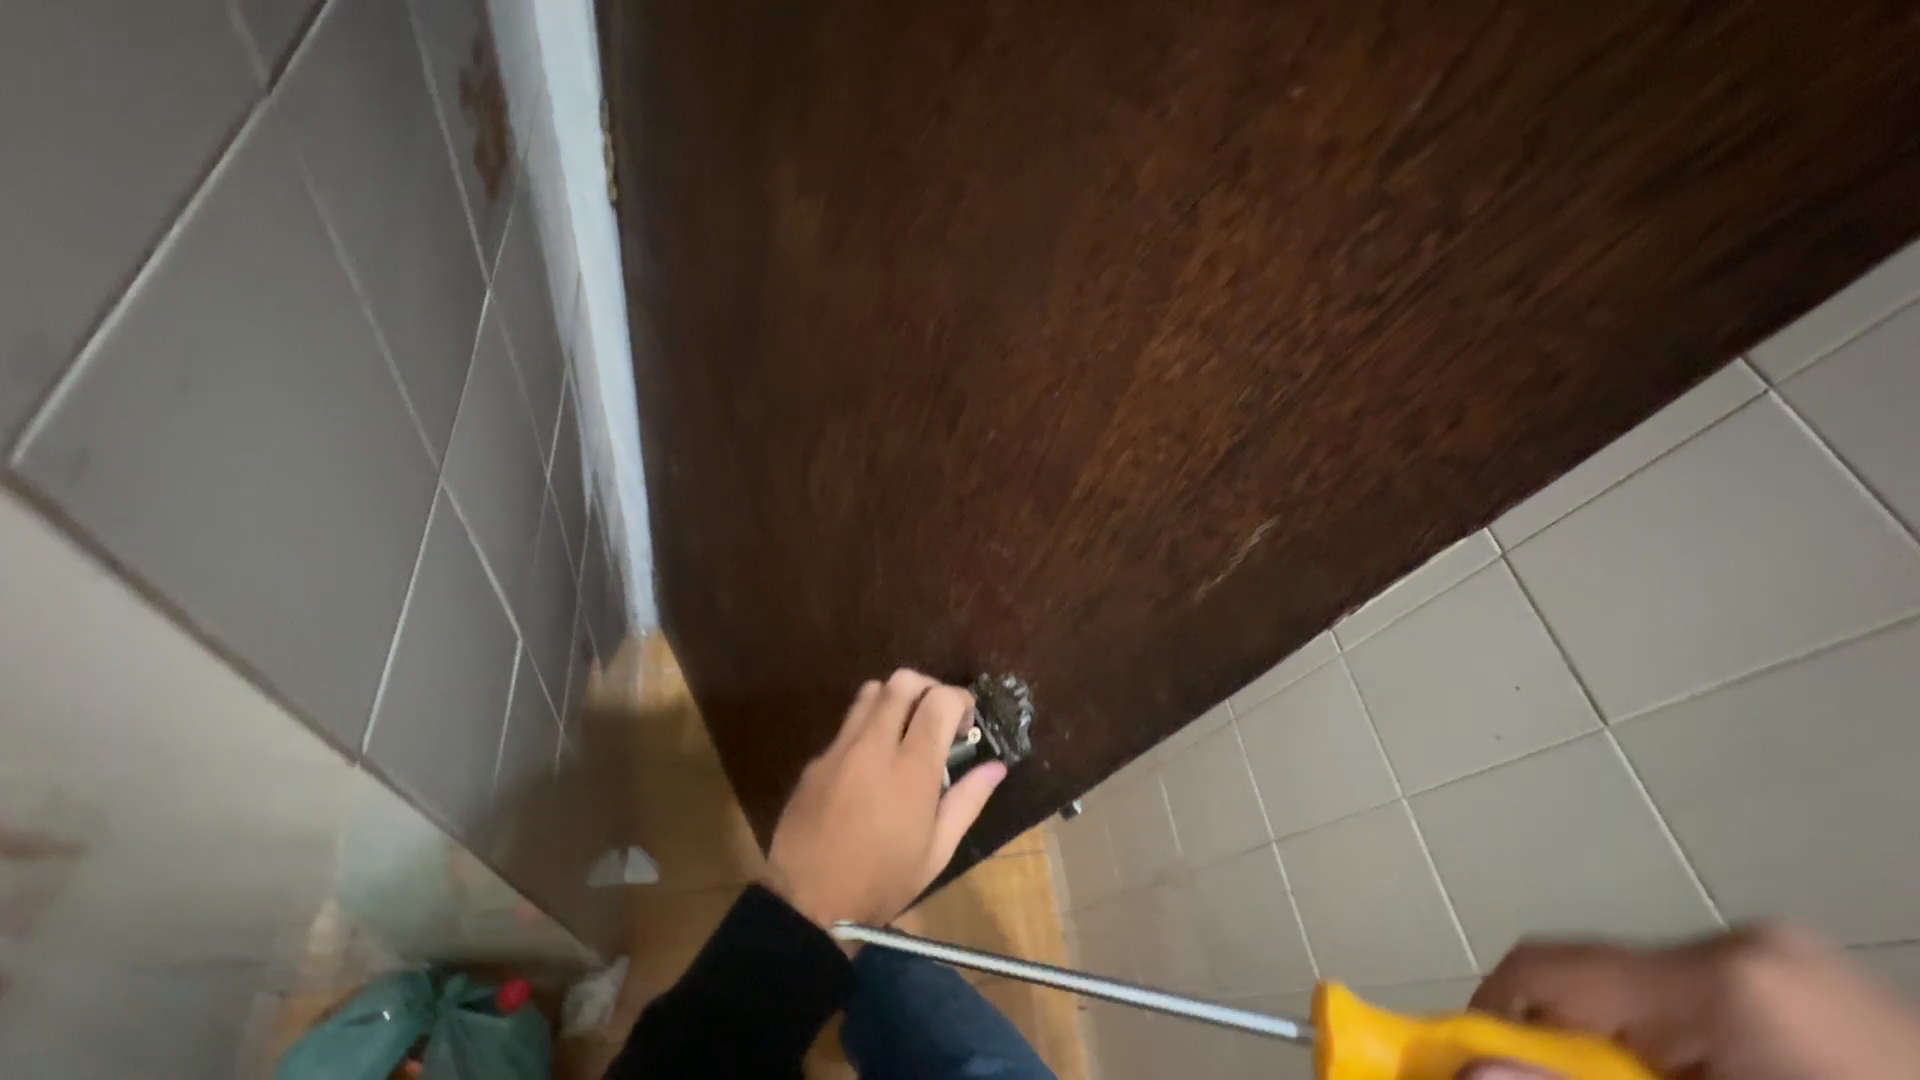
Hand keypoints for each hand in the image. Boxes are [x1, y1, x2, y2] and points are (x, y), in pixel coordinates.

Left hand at [761, 669, 1007, 928]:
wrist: (807, 902)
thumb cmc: (883, 882)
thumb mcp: (938, 851)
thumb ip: (968, 801)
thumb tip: (996, 767)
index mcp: (912, 768)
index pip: (940, 700)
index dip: (960, 700)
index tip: (965, 726)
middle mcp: (874, 745)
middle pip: (902, 682)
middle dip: (928, 688)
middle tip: (937, 718)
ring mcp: (840, 749)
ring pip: (870, 692)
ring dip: (894, 700)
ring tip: (904, 731)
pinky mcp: (816, 760)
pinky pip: (846, 725)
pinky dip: (866, 728)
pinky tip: (871, 764)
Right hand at [1465, 922, 1919, 1079]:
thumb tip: (1473, 1070)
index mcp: (1724, 975)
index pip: (1544, 970)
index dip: (1491, 1023)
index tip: (1474, 1075)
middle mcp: (1754, 949)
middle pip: (1599, 988)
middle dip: (1579, 1057)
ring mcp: (1800, 966)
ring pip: (1653, 1004)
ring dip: (1636, 1062)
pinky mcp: (1829, 992)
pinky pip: (1714, 1013)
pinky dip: (1691, 1058)